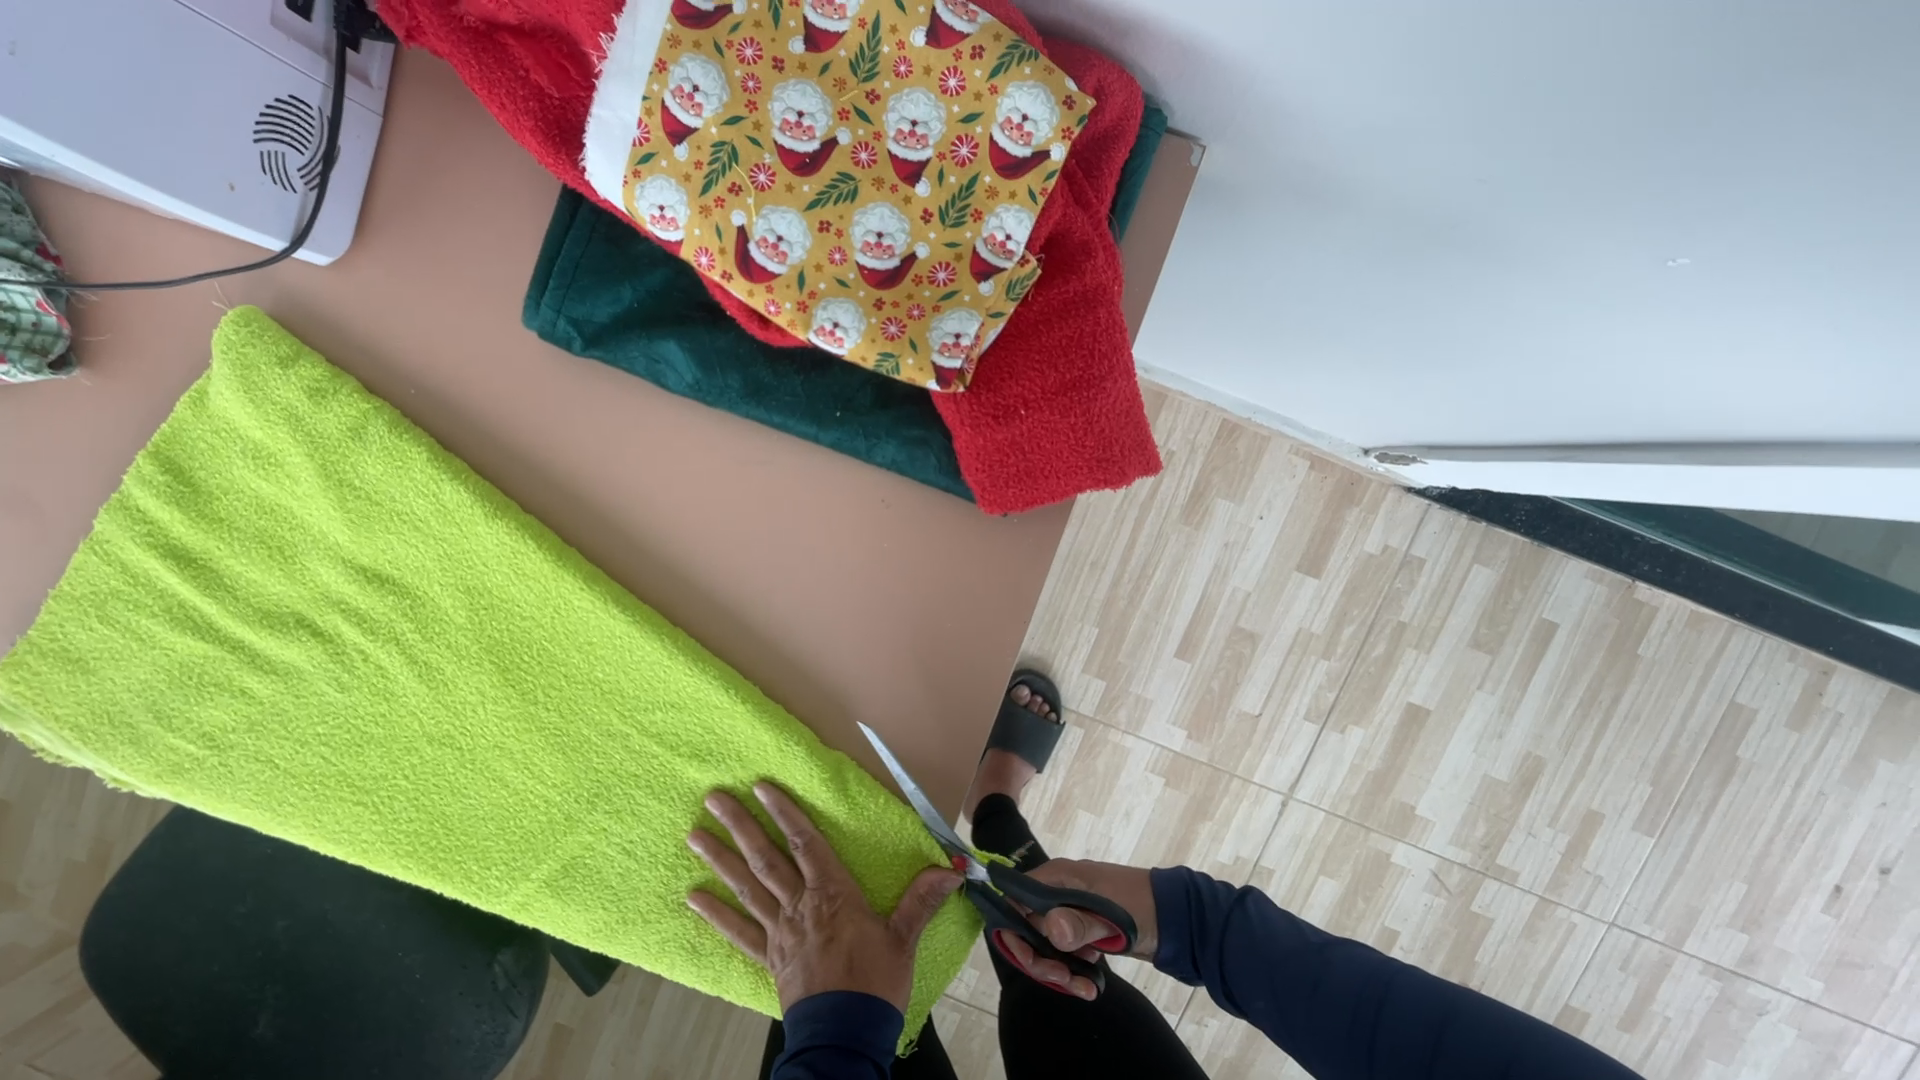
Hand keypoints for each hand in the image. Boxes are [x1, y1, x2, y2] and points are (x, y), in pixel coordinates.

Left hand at [687, 782, 962, 1012]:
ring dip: (720, 859)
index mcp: (832, 895)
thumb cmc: (876, 985)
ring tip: (695, 835)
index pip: (806, 844)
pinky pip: (738, 932)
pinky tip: (693, 897)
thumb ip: (921, 900)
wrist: (845, 1039)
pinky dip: (715, 914)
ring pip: (746, 888)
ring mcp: (779, 933)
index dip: (785, 813)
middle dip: (741, 826)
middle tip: (714, 798)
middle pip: (766, 859)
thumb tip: (951, 869)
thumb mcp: (904, 938)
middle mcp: (800, 906)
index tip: (762, 786)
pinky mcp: (769, 959)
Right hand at [1000, 859, 1158, 999]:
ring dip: (1057, 970)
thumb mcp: (1112, 917)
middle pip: (1026, 927)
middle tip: (1063, 979)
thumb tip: (1050, 928)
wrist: (1177, 917)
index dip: (1014, 932)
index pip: (1013, 900)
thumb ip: (1080, 923)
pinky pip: (1063, 951)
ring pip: (1044, 943)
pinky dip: (1071, 970)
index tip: (1033, 958)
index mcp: (1056, 878)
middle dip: (1039, 959)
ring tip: (1084, 988)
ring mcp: (1069, 910)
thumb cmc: (1142, 907)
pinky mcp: (1081, 928)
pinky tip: (1091, 984)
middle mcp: (1056, 891)